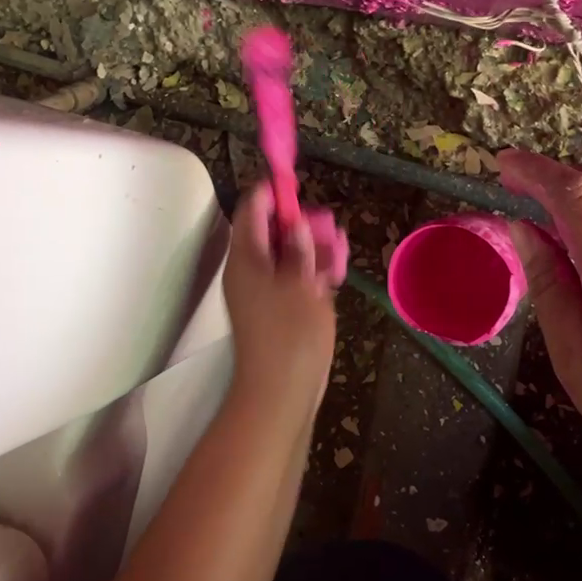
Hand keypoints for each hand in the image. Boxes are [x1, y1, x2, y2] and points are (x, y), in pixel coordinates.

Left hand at [222, 184, 348, 421]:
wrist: (280, 395)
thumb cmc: (290, 336)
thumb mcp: (302, 285)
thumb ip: (300, 249)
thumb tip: (296, 224)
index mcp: (245, 258)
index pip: (251, 210)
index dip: (272, 194)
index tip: (296, 185)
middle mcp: (247, 270)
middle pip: (270, 231)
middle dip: (300, 225)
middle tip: (328, 230)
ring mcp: (259, 292)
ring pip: (283, 255)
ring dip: (309, 249)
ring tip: (335, 255)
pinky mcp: (273, 310)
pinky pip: (288, 278)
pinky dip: (308, 272)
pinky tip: (332, 277)